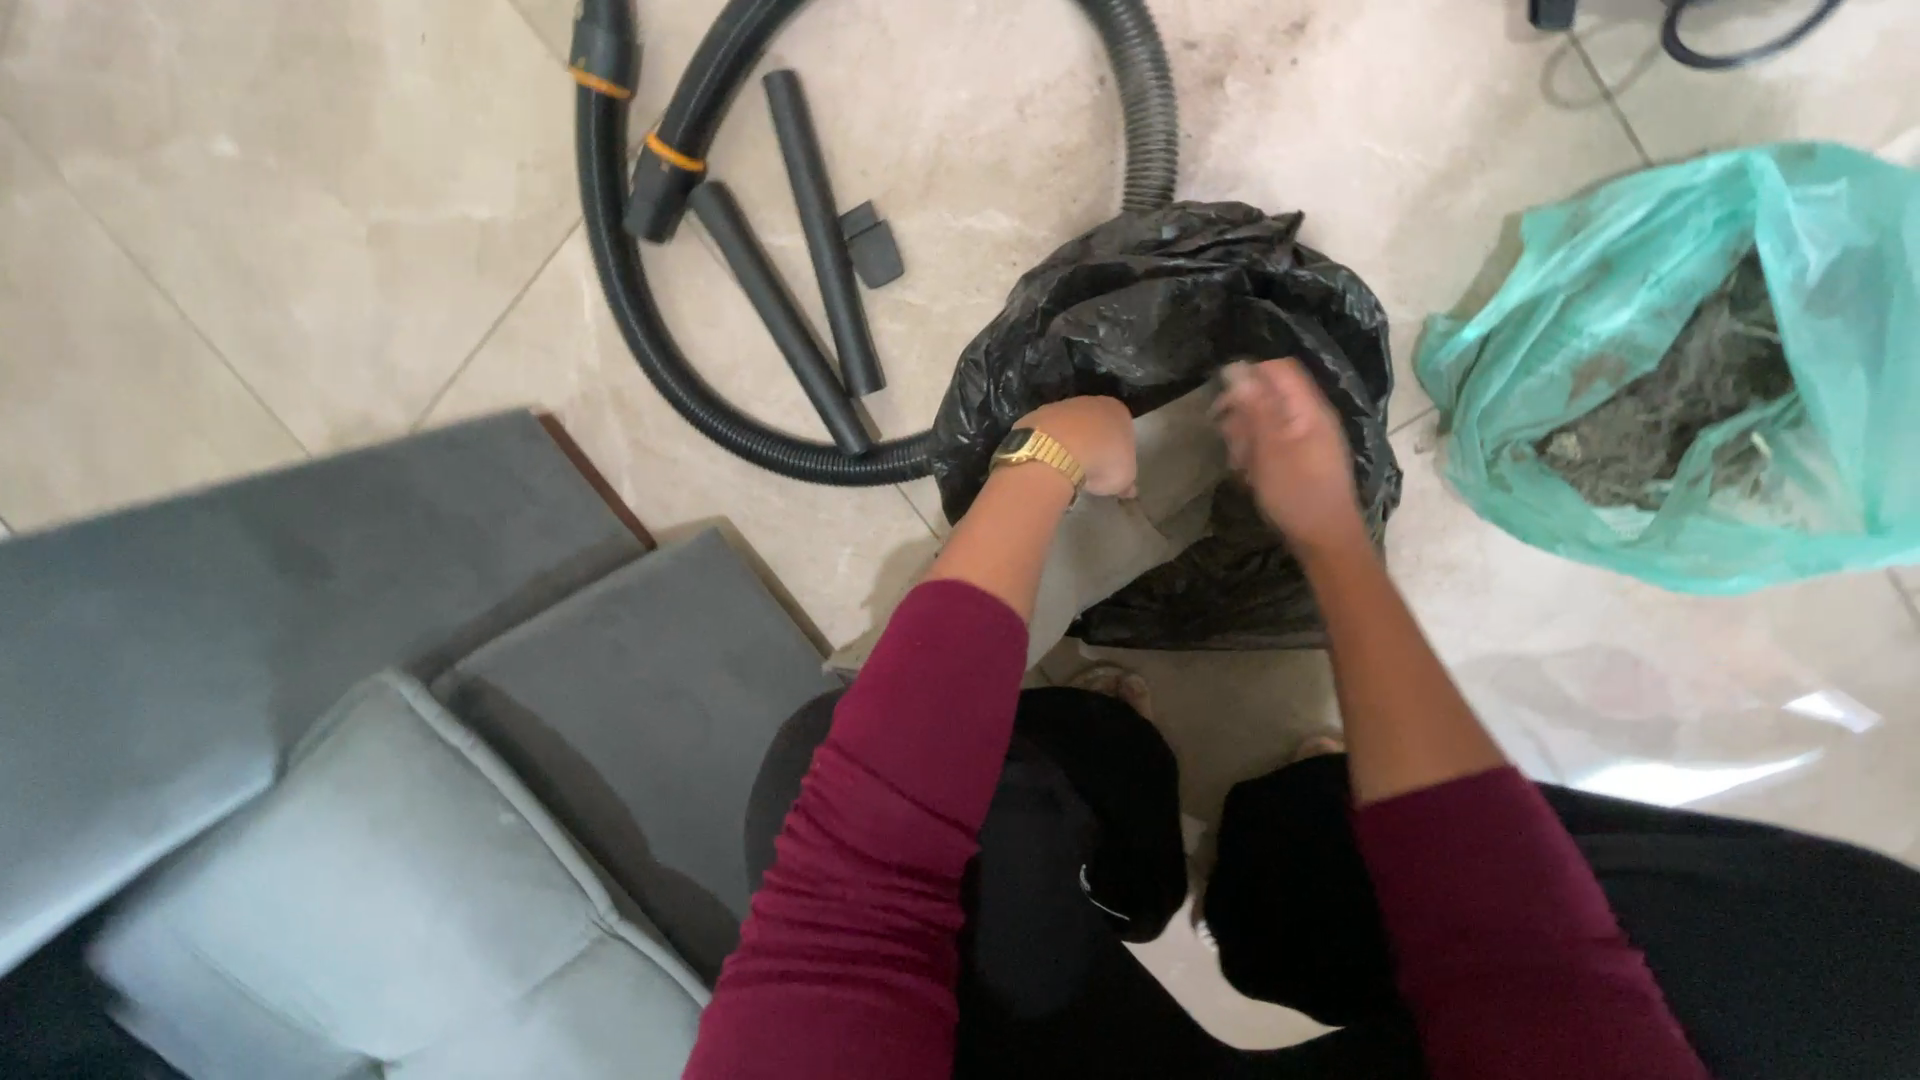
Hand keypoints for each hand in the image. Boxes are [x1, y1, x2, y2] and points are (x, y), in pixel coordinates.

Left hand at [1017, 397, 1136, 497]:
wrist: (1060, 450)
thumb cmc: (1102, 461)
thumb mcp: (1123, 478)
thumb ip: (1126, 481)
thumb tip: (1128, 490)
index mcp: (1117, 411)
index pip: (1121, 428)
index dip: (1116, 450)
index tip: (1110, 468)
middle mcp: (1090, 402)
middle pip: (1092, 424)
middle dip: (1090, 444)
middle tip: (1087, 469)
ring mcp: (1059, 406)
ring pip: (1066, 426)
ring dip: (1066, 444)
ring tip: (1064, 469)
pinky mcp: (1035, 416)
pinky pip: (1044, 433)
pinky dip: (1045, 446)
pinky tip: (1044, 463)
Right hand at [1214, 359, 1366, 556]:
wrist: (1325, 540)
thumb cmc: (1297, 495)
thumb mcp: (1271, 449)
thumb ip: (1255, 408)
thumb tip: (1236, 369)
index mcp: (1308, 410)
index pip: (1278, 370)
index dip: (1248, 376)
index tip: (1221, 401)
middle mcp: (1310, 419)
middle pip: (1270, 395)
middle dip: (1243, 413)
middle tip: (1229, 440)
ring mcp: (1307, 440)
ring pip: (1267, 421)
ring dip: (1246, 436)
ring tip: (1239, 463)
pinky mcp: (1301, 460)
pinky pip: (1273, 443)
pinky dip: (1256, 454)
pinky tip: (1249, 474)